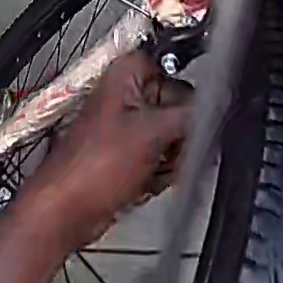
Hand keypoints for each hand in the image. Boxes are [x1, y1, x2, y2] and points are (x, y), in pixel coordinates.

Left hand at [15, 52, 193, 247]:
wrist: (68, 209)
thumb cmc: (93, 165)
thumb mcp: (151, 133)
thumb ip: (187, 117)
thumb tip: (215, 108)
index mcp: (127, 73)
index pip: (177, 74)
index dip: (188, 99)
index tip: (195, 120)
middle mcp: (128, 94)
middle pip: (178, 108)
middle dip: (181, 136)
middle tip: (171, 152)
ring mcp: (129, 124)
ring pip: (172, 136)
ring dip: (172, 158)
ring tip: (156, 170)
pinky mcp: (129, 152)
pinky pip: (161, 157)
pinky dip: (161, 172)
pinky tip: (148, 182)